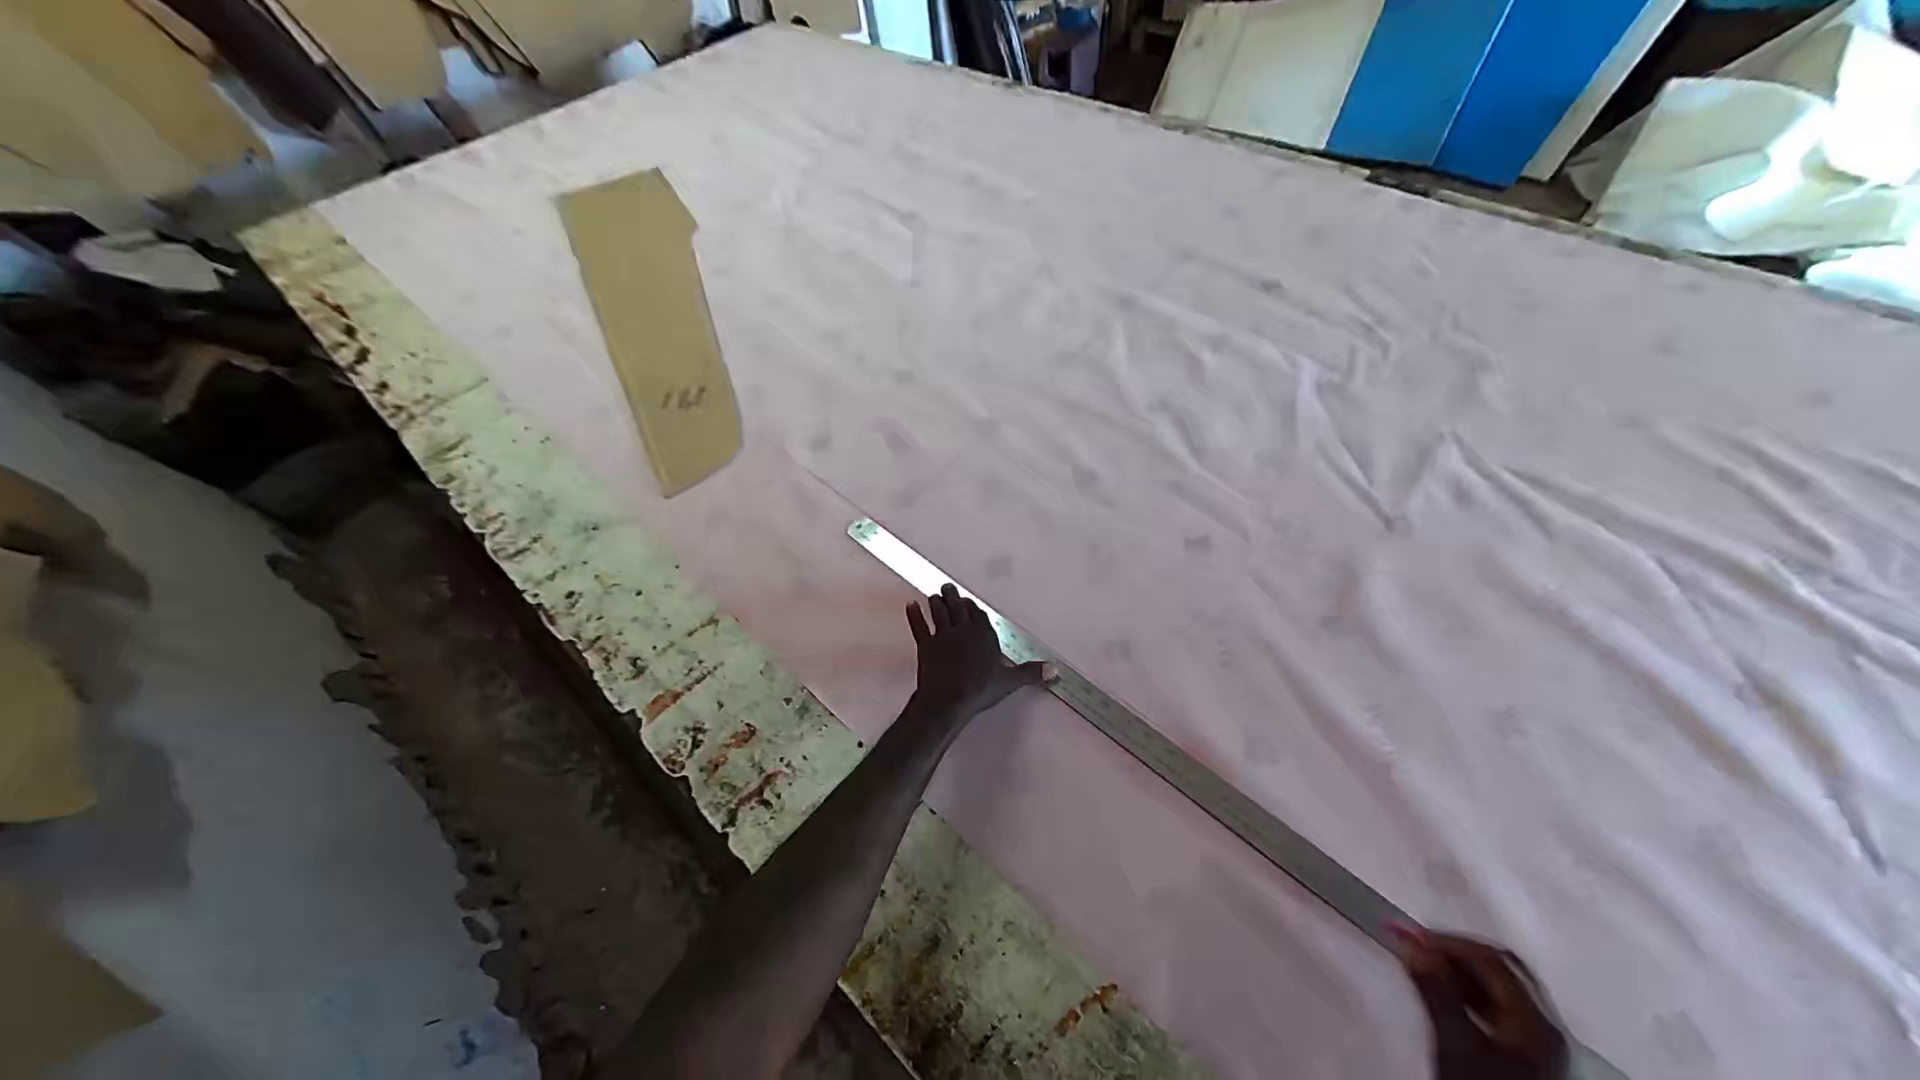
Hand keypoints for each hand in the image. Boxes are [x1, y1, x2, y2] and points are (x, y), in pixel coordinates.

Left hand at [905, 584, 1049, 720]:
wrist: (948, 699)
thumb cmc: (980, 689)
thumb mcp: (1009, 681)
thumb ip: (1031, 672)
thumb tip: (1055, 671)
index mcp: (984, 635)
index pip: (979, 615)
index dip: (974, 608)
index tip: (970, 602)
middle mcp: (963, 630)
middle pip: (958, 608)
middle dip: (953, 597)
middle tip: (949, 587)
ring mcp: (942, 636)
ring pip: (939, 613)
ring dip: (936, 602)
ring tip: (935, 595)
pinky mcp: (925, 645)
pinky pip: (918, 626)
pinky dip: (914, 615)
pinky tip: (910, 605)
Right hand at [1393, 927, 1570, 1079]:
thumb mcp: (1454, 1044)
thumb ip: (1435, 991)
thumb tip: (1411, 945)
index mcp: (1534, 1023)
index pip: (1490, 961)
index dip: (1447, 942)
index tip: (1408, 934)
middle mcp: (1544, 1029)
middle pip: (1502, 969)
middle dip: (1457, 950)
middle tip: (1419, 944)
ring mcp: (1539, 1044)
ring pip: (1502, 986)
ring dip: (1462, 968)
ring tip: (1426, 962)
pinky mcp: (1527, 1055)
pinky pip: (1500, 1006)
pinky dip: (1470, 989)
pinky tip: (1446, 990)